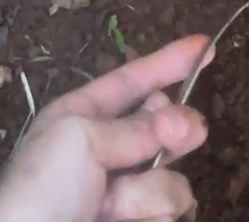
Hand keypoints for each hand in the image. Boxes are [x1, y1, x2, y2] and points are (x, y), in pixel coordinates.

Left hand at [0, 36, 210, 221]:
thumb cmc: (43, 190)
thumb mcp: (79, 139)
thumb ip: (131, 128)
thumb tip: (174, 118)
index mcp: (82, 116)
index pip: (132, 81)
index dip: (168, 62)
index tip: (206, 45)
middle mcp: (106, 151)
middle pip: (162, 126)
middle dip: (176, 128)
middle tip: (182, 132)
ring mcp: (123, 194)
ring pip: (171, 177)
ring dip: (150, 189)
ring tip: (114, 205)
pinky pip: (170, 212)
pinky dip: (150, 214)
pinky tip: (121, 221)